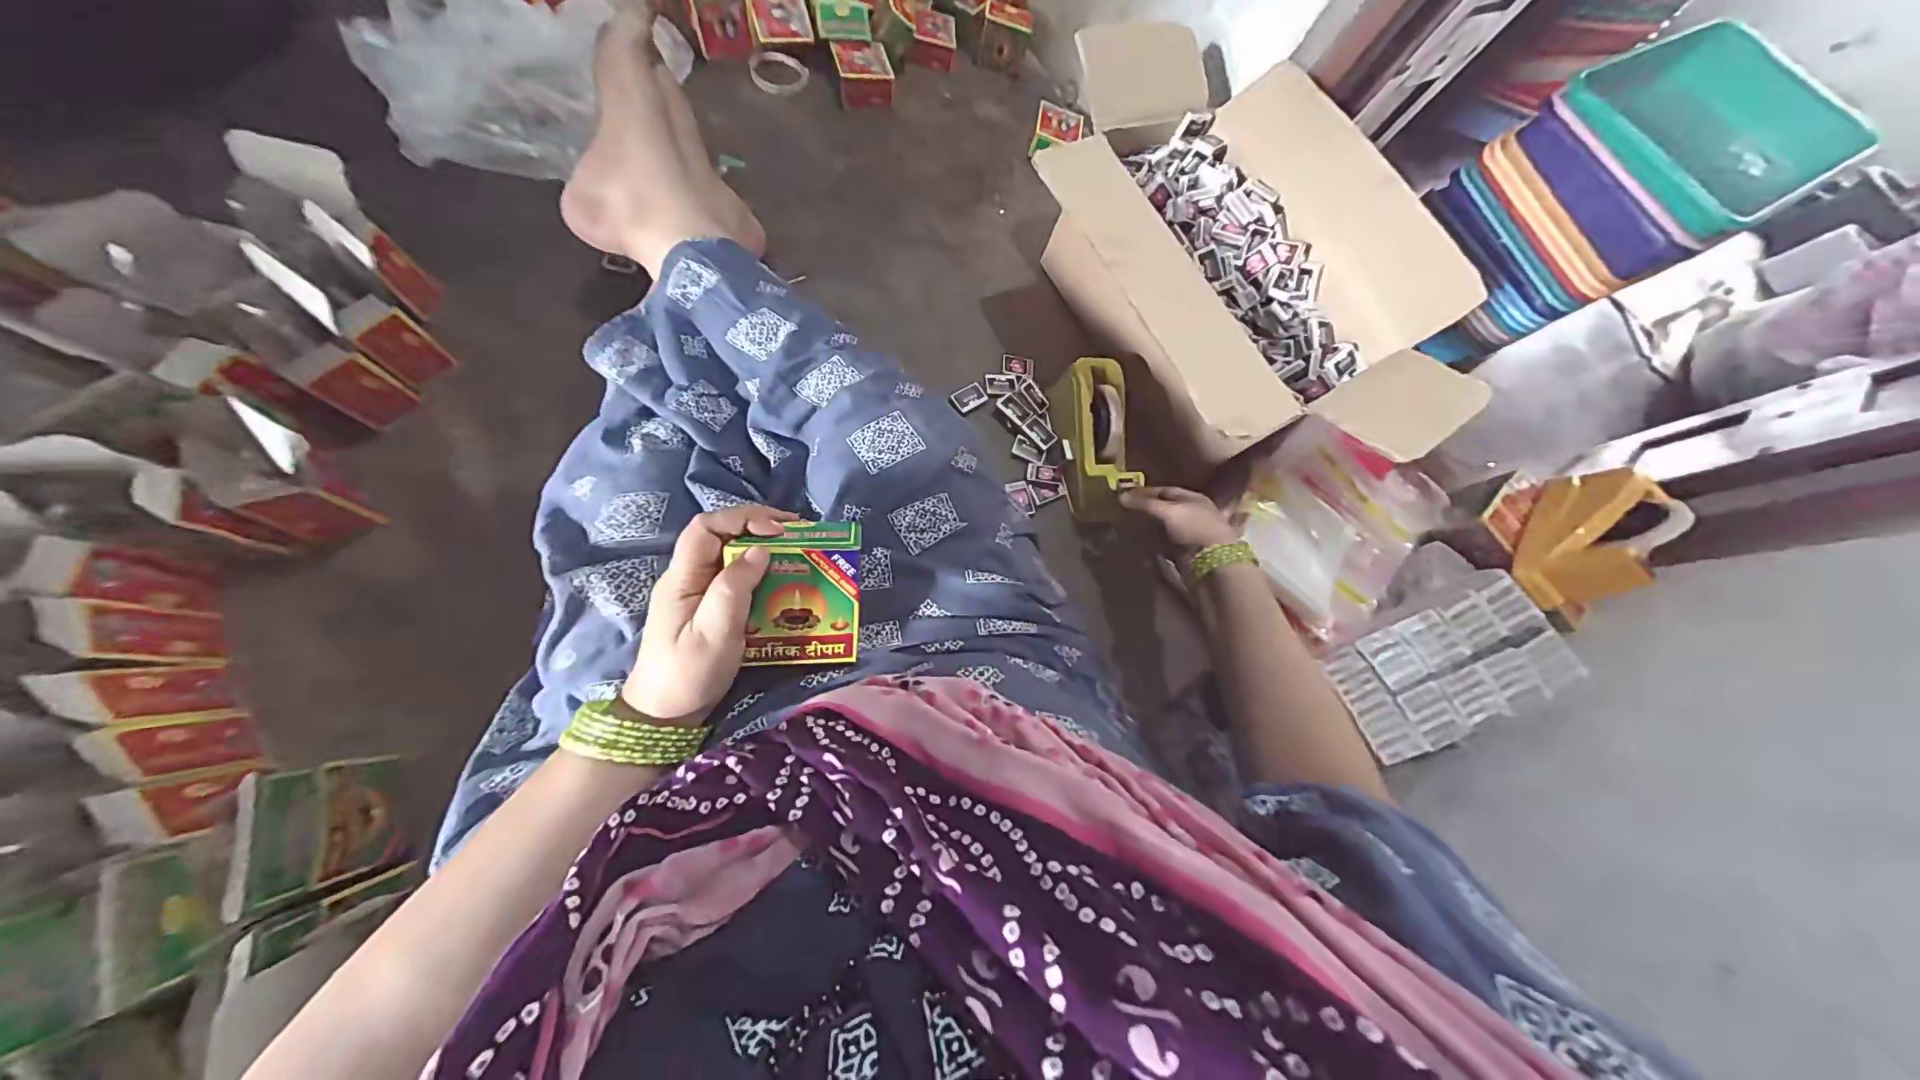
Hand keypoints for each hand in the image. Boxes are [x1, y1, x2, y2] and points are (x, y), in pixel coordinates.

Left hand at [622, 505, 798, 725]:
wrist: (664, 715)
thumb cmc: (688, 674)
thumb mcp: (715, 632)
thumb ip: (735, 588)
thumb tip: (761, 550)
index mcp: (682, 578)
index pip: (707, 527)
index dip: (744, 519)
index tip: (779, 531)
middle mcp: (689, 577)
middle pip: (721, 534)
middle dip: (760, 527)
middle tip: (800, 533)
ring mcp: (698, 592)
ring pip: (731, 555)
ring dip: (764, 548)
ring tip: (799, 551)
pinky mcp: (709, 608)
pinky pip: (736, 578)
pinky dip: (762, 572)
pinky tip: (783, 579)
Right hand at [1120, 486, 1240, 555]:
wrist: (1212, 558)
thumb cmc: (1192, 527)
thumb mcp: (1167, 511)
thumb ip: (1145, 504)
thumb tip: (1121, 497)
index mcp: (1193, 498)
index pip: (1166, 491)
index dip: (1147, 492)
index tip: (1129, 495)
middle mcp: (1193, 512)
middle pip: (1166, 507)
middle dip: (1148, 509)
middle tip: (1127, 510)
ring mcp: (1191, 531)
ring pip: (1166, 525)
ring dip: (1151, 526)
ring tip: (1132, 525)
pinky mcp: (1187, 548)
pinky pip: (1167, 541)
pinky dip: (1156, 541)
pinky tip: (1144, 541)